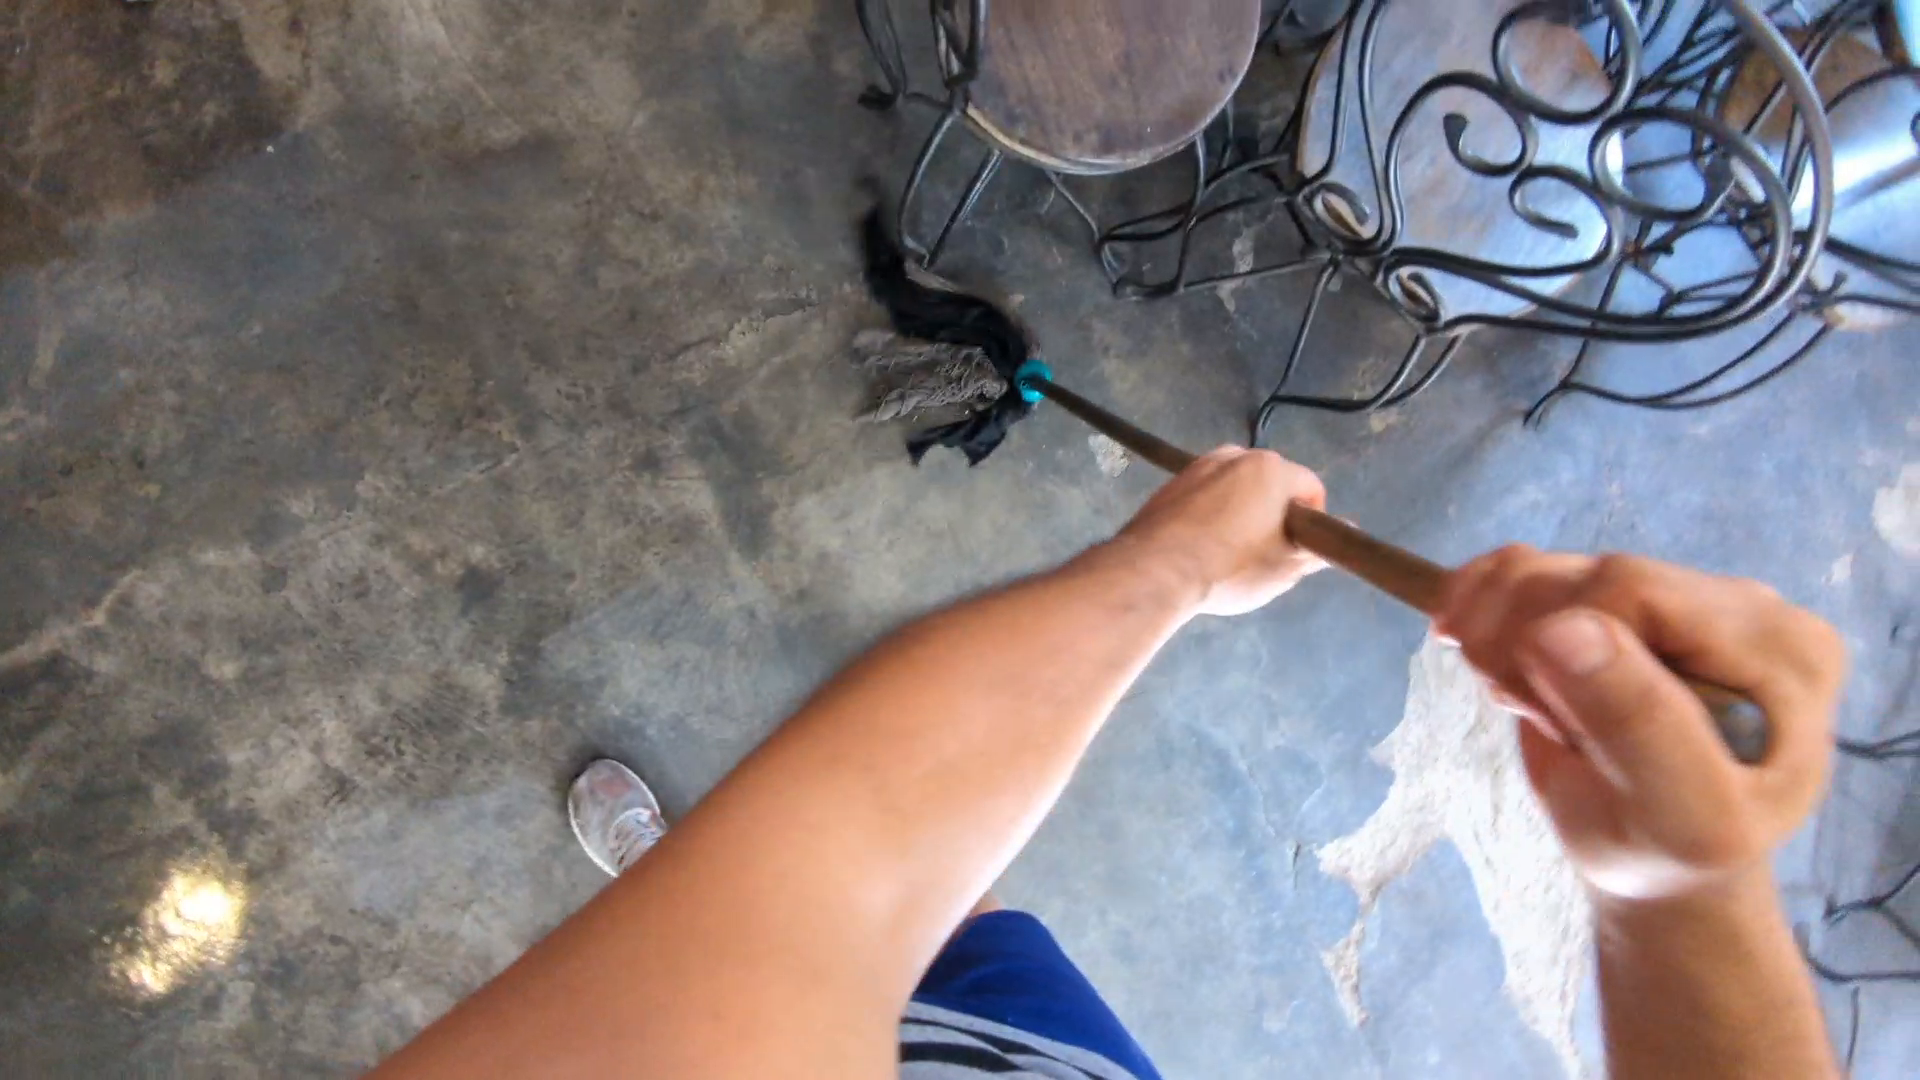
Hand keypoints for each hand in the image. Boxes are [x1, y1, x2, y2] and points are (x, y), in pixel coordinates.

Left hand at [1112, 446, 1326, 617]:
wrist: (1154, 572)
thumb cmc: (1229, 567)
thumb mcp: (1283, 568)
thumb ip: (1315, 549)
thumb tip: (1344, 534)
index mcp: (1269, 468)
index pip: (1309, 485)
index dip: (1313, 518)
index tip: (1300, 548)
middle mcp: (1231, 457)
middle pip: (1267, 482)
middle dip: (1272, 511)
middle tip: (1265, 551)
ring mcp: (1193, 469)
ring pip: (1230, 488)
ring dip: (1237, 511)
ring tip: (1229, 551)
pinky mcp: (1165, 488)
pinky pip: (1199, 498)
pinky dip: (1206, 515)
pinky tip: (1198, 547)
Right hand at [1435, 547, 1845, 901]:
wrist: (1643, 853)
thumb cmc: (1669, 849)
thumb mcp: (1677, 815)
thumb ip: (1636, 723)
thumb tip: (1560, 628)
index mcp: (1778, 646)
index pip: (1628, 587)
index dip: (1555, 637)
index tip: (1543, 711)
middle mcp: (1728, 605)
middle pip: (1574, 573)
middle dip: (1515, 641)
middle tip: (1523, 709)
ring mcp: (1657, 598)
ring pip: (1531, 568)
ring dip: (1489, 632)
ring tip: (1516, 694)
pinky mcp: (1597, 600)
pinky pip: (1510, 568)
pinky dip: (1472, 606)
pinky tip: (1482, 653)